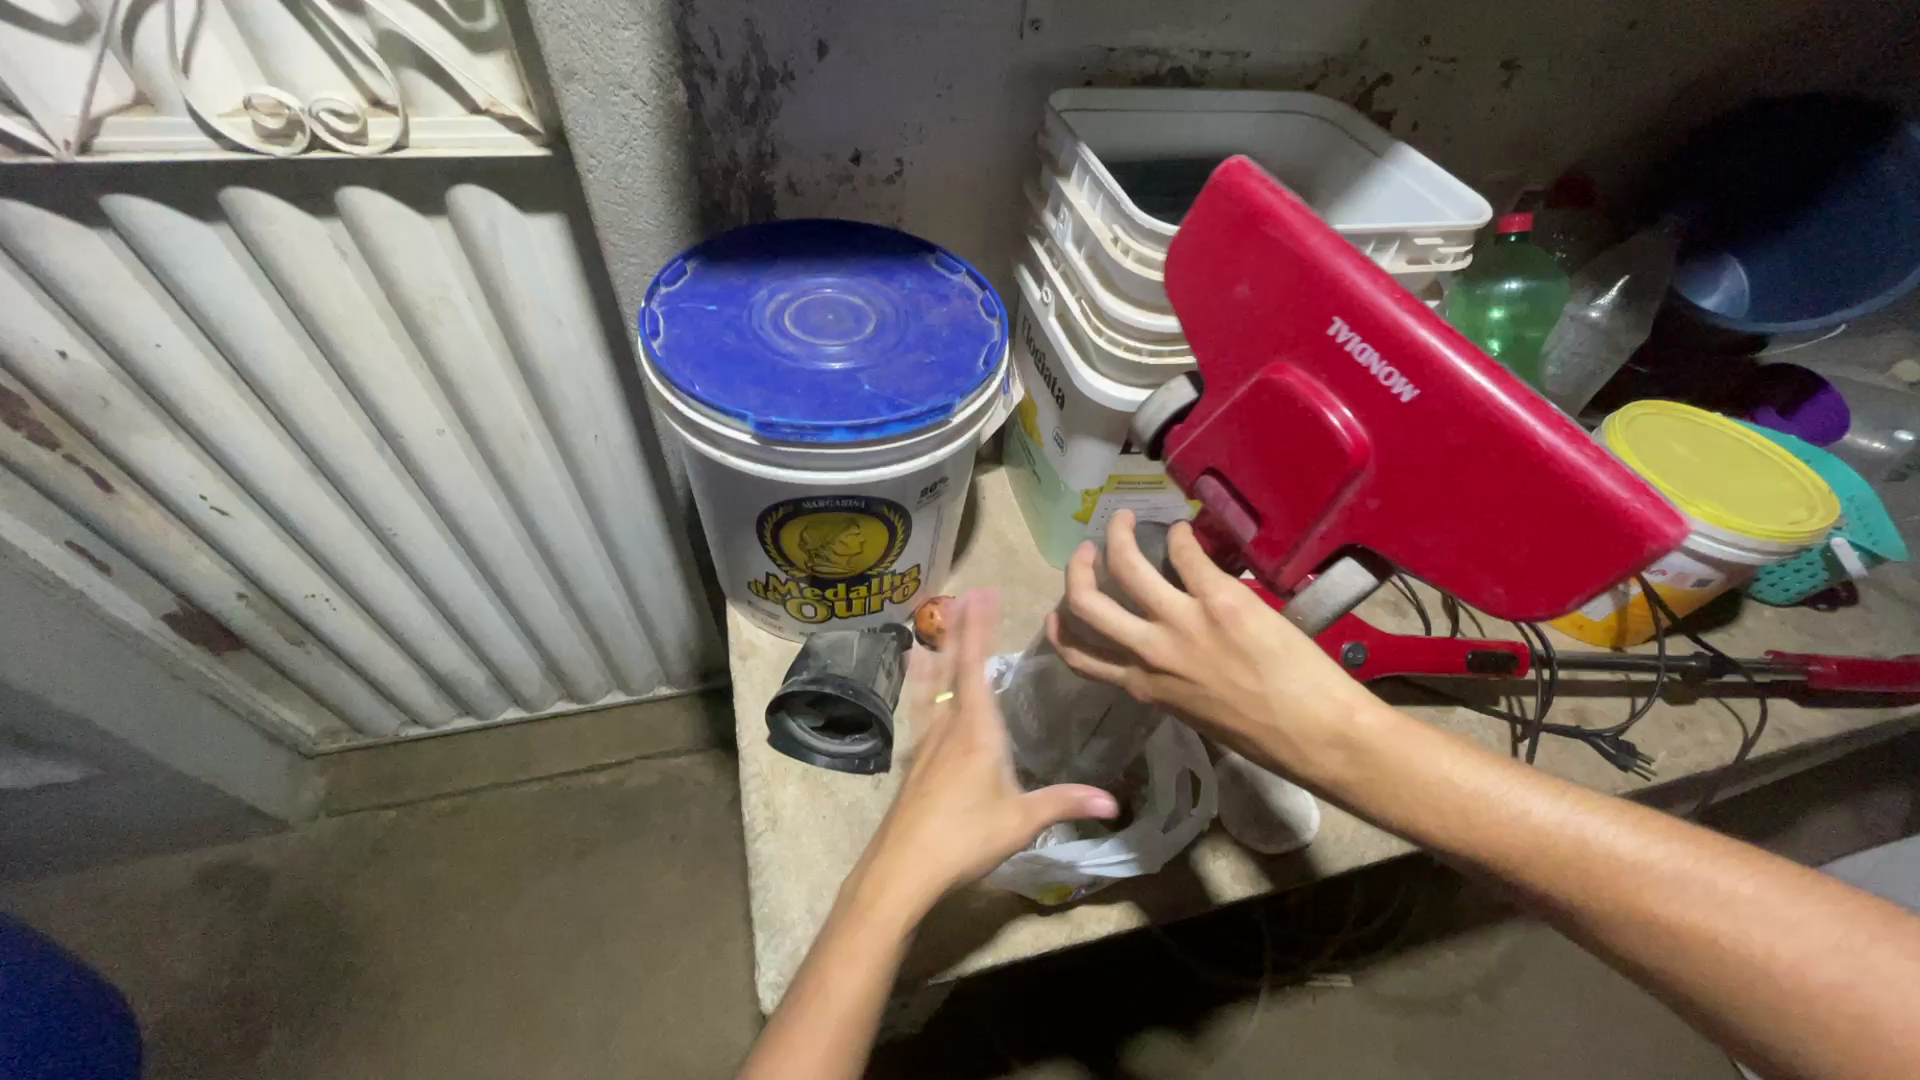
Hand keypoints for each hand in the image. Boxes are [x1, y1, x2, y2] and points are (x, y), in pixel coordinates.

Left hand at [847, 590, 1118, 920]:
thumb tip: (1113, 801)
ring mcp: (925, 743)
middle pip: (950, 667)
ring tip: (926, 629)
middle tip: (960, 595)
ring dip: (933, 654)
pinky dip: (918, 686)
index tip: (983, 594)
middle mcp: (947, 727)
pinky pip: (918, 709)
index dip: (980, 628)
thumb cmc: (963, 839)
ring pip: (928, 686)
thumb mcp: (1020, 823)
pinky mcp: (912, 762)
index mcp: (976, 731)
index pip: (977, 667)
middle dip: (957, 630)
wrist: (900, 869)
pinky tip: (915, 687)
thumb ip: (1063, 804)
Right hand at [1044, 511, 1381, 780]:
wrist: (1318, 732)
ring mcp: (1181, 622)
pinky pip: (1185, 554)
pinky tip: (1184, 532)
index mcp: (1143, 687)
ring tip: (1122, 519)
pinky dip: (1180, 537)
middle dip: (1077, 570)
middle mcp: (1149, 652)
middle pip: (1086, 603)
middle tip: (1085, 551)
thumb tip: (1164, 654)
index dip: (1061, 629)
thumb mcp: (1194, 715)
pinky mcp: (1219, 599)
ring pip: (1125, 566)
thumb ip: (1167, 684)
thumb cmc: (1262, 736)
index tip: (1058, 611)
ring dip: (1117, 536)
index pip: (1080, 656)